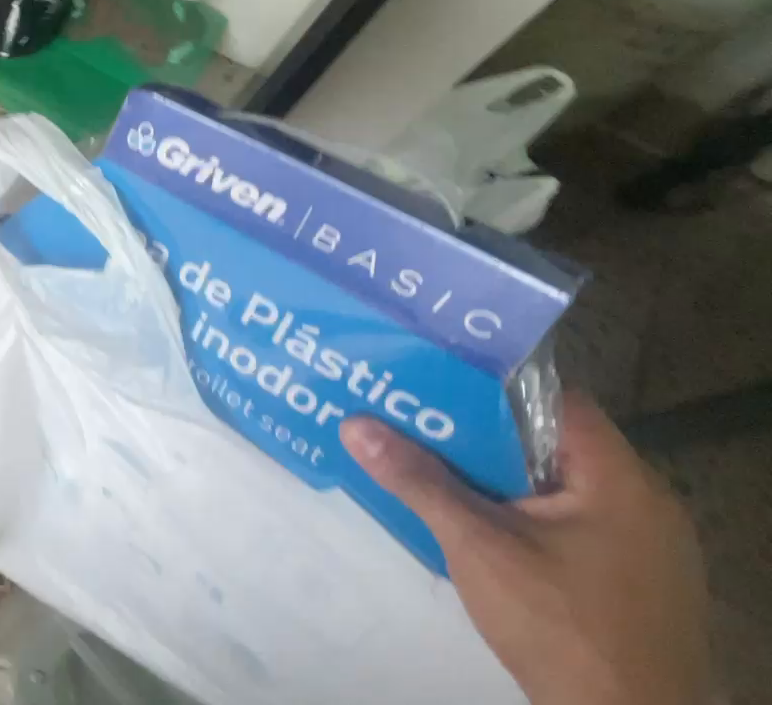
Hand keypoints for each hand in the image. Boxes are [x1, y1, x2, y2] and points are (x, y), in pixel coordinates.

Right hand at [342, 392, 712, 704]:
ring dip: (488, 470)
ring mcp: (638, 544)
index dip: (490, 381)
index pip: (555, 400)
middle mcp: (640, 502)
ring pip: (549, 483)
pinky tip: (464, 513)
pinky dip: (510, 505)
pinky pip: (559, 518)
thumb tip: (354, 424)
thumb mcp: (476, 544)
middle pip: (546, 441)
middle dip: (473, 428)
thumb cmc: (559, 622)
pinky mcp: (625, 576)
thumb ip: (418, 480)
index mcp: (620, 481)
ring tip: (422, 455)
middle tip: (407, 412)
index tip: (428, 372)